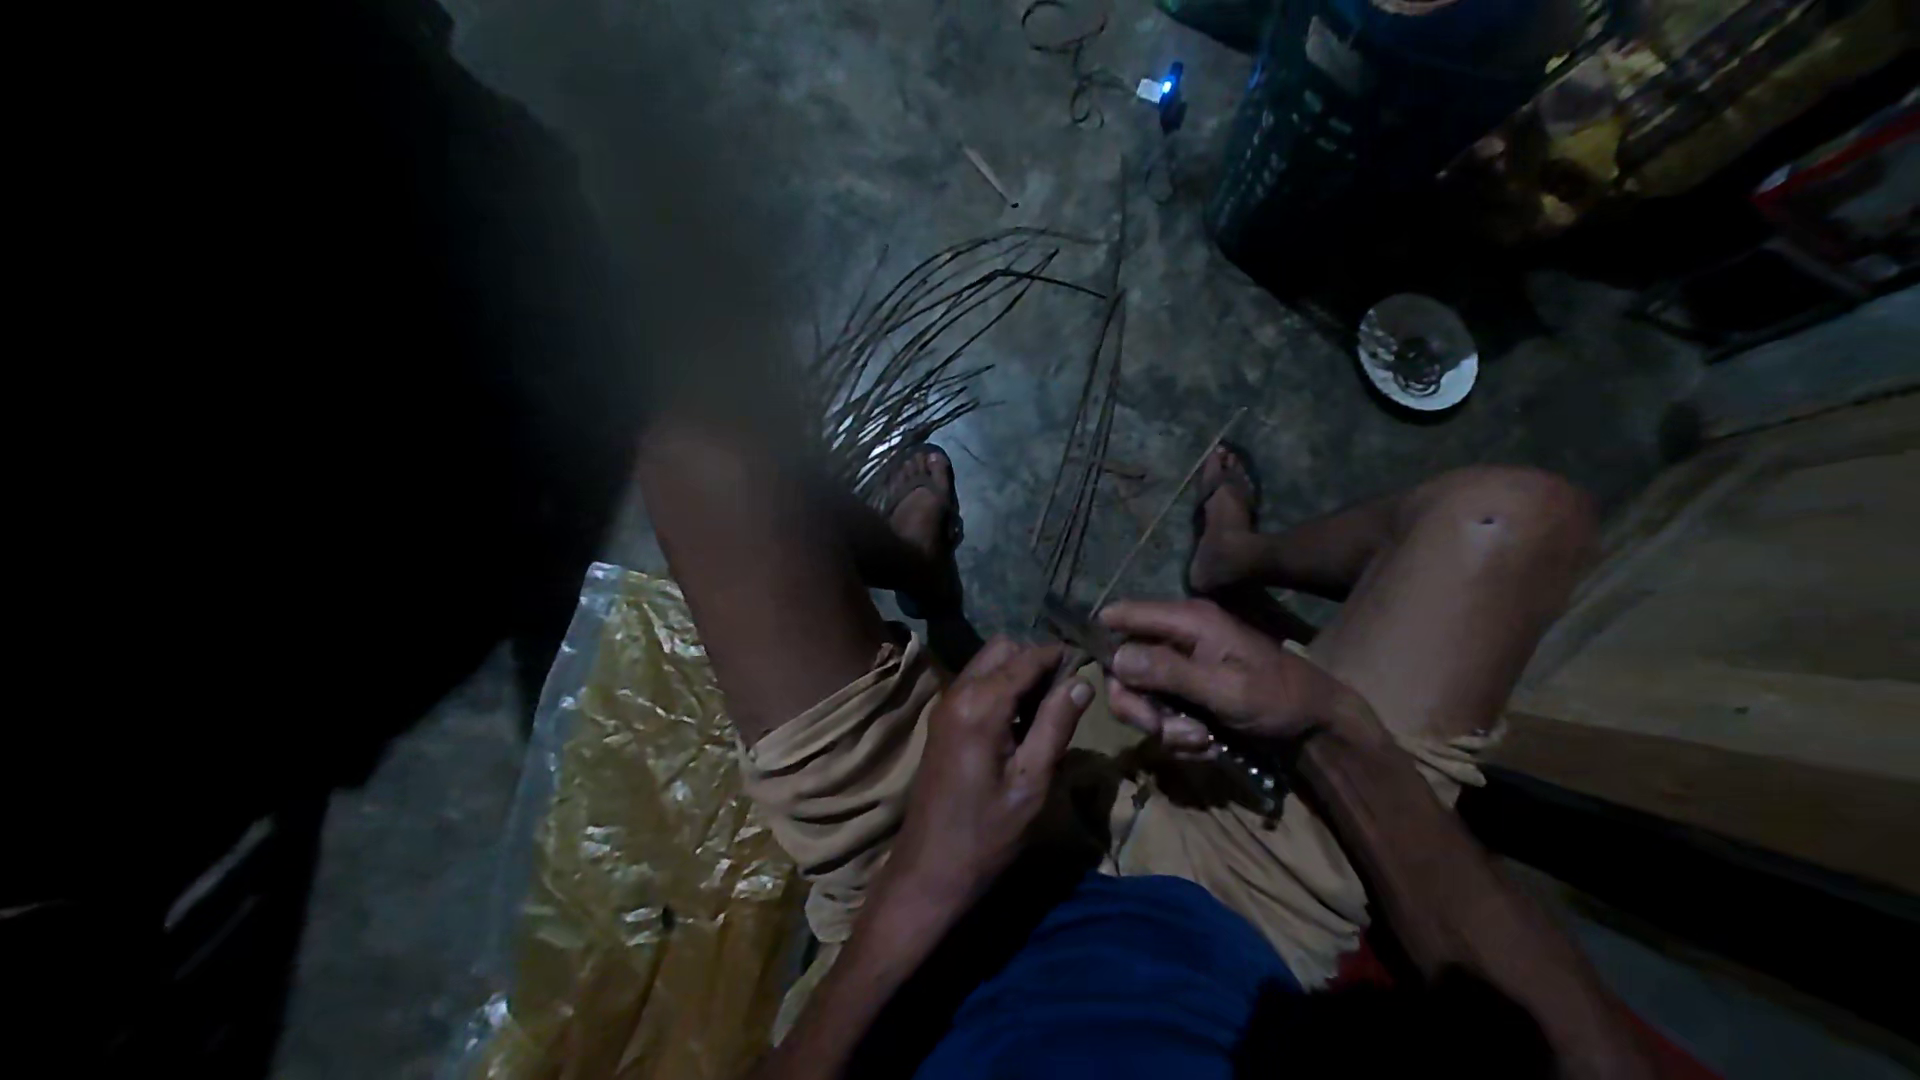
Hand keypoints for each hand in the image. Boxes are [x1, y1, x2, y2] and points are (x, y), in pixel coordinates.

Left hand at [877, 638, 1092, 916]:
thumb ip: (1056, 725)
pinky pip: (977, 684)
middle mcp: (958, 692)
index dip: (1059, 655)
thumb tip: (1082, 681)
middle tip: (1068, 690)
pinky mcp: (943, 720)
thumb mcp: (1032, 782)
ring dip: (1018, 672)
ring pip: (988, 663)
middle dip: (1036, 660)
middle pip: (1002, 649)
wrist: (930, 868)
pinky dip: (1001, 687)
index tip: (1089, 661)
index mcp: (980, 704)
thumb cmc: (987, 833)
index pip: (1026, 658)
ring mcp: (945, 704)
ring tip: (1051, 706)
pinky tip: (1023, 720)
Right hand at [1099, 599, 1374, 748]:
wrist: (1316, 728)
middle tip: (1161, 728)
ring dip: (1163, 726)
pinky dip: (1178, 734)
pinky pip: (1161, 714)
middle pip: (1124, 665)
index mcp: (1188, 622)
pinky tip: (1207, 744)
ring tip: (1199, 740)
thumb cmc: (1278, 698)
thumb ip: (1169, 672)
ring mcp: (1181, 667)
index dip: (1103, 638)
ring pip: (1140, 696)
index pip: (1125, 614)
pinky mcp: (1186, 693)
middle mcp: (1177, 639)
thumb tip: (1116, 658)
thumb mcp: (1226, 689)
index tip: (1098, 674)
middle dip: (1138, 704)